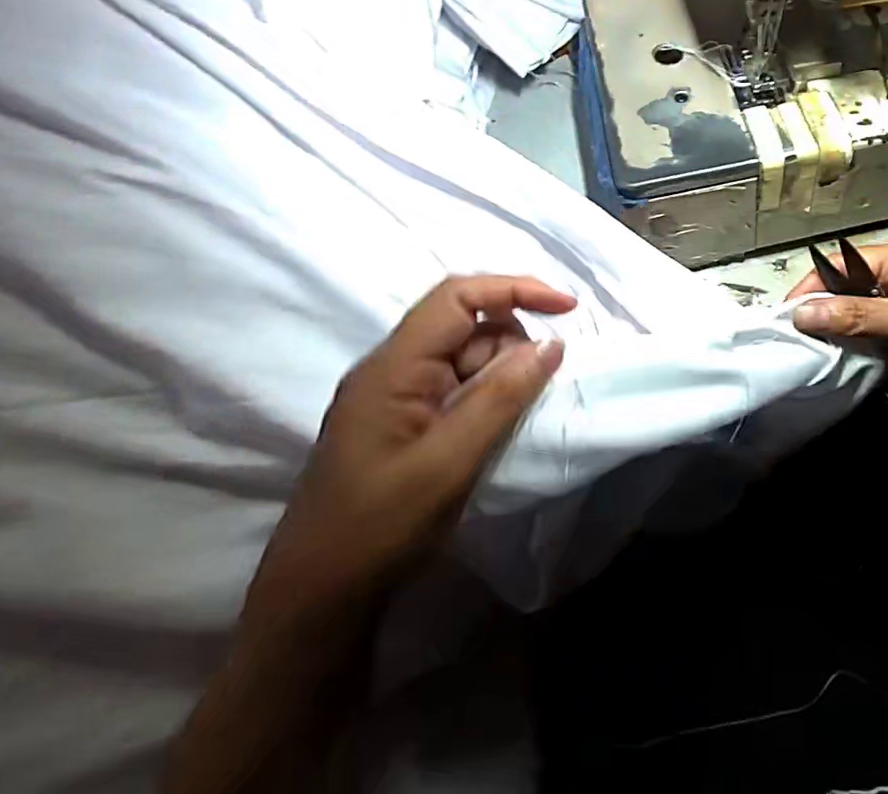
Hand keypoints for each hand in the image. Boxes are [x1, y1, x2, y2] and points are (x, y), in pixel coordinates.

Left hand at [244, 275, 574, 624]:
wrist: (320, 597)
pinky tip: (502, 428)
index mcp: (393, 368)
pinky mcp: (404, 422)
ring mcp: (396, 397)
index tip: (568, 310)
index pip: (456, 297)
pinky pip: (458, 388)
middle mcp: (392, 371)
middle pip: (466, 326)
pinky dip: (490, 396)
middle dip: (514, 343)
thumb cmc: (381, 526)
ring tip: (520, 418)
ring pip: (466, 358)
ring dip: (504, 374)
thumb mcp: (451, 461)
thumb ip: (503, 396)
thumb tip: (551, 345)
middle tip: (541, 389)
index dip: (515, 290)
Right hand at [787, 238, 887, 396]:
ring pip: (850, 312)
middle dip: (820, 307)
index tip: (787, 313)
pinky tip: (829, 356)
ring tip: (804, 347)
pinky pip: (862, 334)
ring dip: (831, 328)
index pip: (845, 263)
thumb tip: (803, 312)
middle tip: (791, 334)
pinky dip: (846, 344)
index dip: (814, 285)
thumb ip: (858, 315)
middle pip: (844, 286)